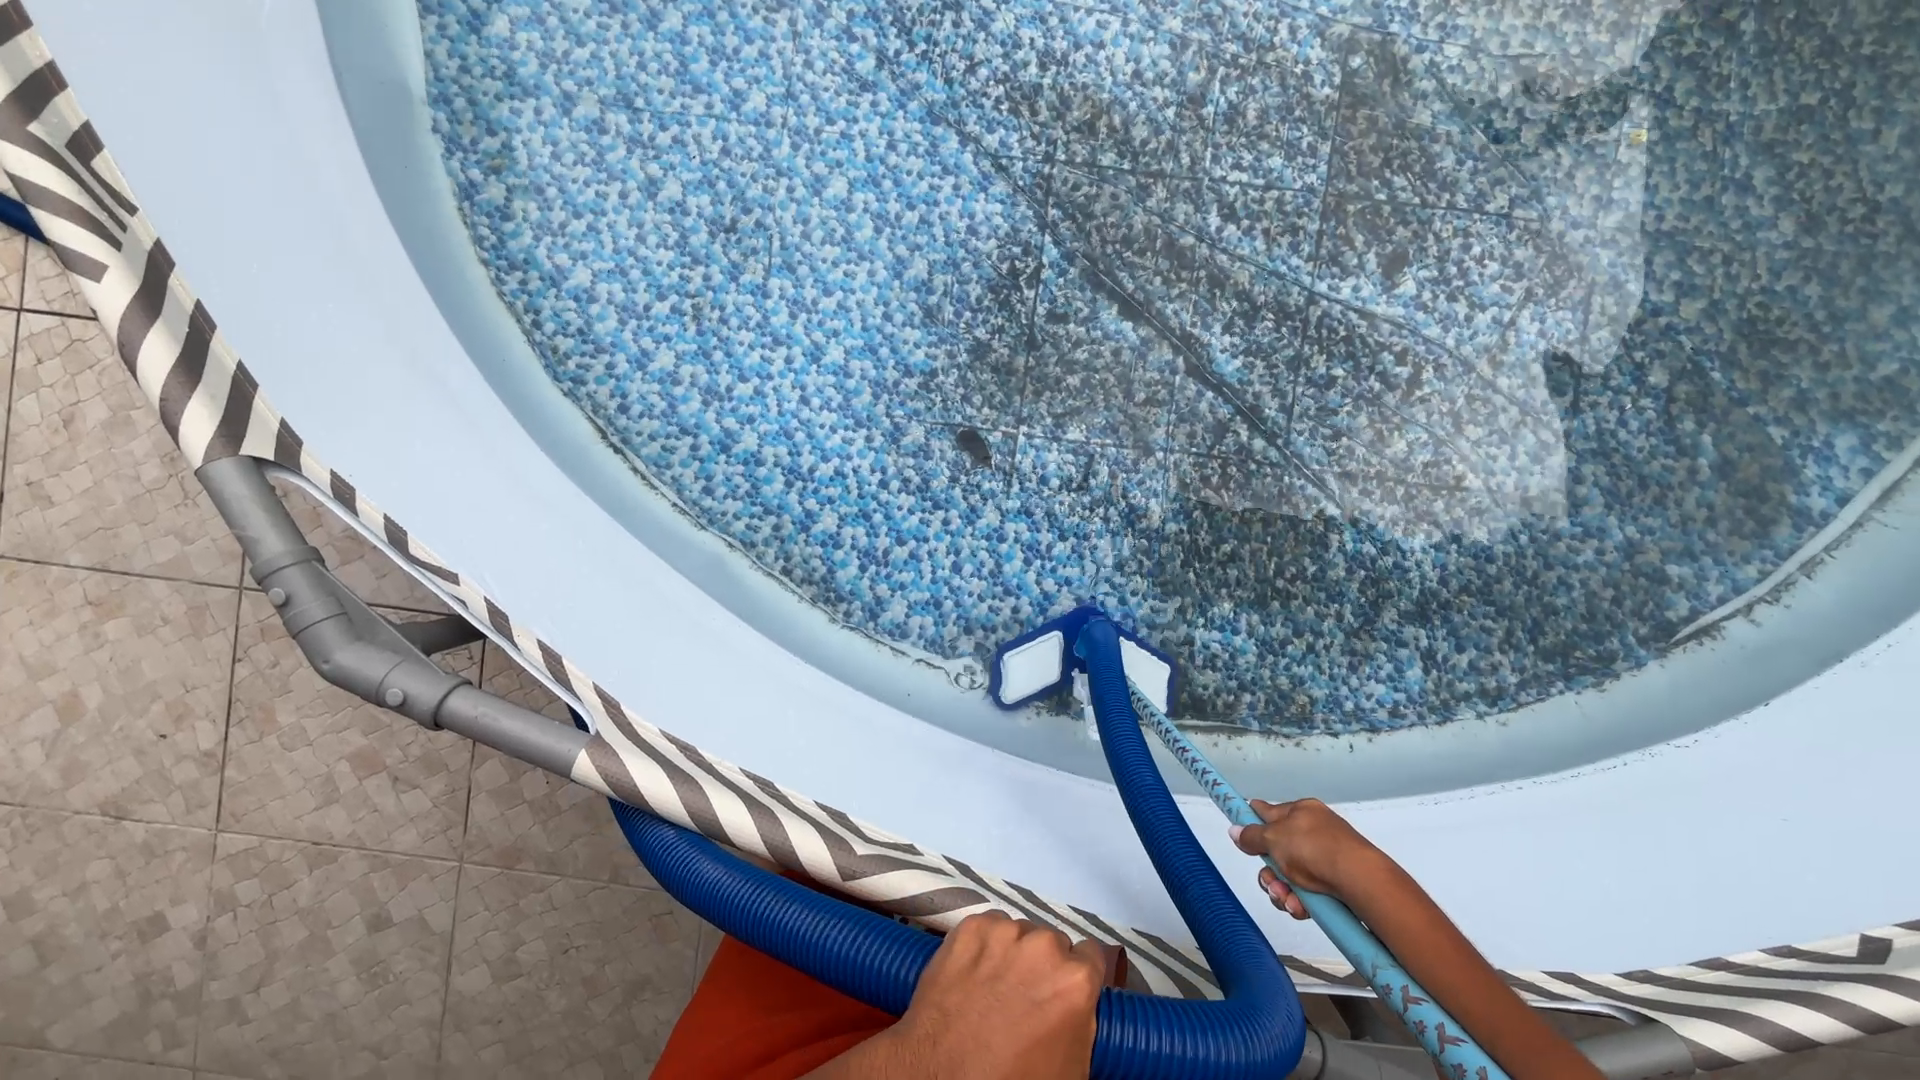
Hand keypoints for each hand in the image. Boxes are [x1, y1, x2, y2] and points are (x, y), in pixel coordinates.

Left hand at [888, 911, 1111, 1078]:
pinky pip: (990, 926)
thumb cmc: (1013, 1078)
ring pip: (1020, 932)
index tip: (1062, 989)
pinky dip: (985, 944)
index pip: (1093, 955)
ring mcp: (1005, 931)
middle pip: (1054, 942)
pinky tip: (974, 971)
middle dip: (1043, 963)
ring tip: (994, 983)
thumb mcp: (1073, 1066)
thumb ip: (1085, 1018)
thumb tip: (1084, 1000)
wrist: (941, 1073)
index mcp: (1076, 979)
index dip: (1078, 973)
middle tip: (1024, 994)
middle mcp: (1044, 945)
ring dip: (1013, 951)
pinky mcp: (971, 926)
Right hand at [1230, 798, 1378, 919]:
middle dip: (1269, 872)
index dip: (1252, 820)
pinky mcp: (1334, 883)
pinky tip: (1300, 907)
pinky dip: (1299, 901)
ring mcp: (1325, 858)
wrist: (1359, 880)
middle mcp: (1313, 832)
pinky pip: (1305, 892)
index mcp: (1301, 811)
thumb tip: (1234, 830)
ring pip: (1288, 876)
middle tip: (1271, 882)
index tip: (1241, 833)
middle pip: (1276, 852)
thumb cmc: (1314, 849)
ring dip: (1281, 890)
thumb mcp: (1274, 838)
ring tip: (1287, 899)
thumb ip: (1251, 836)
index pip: (1269, 812)